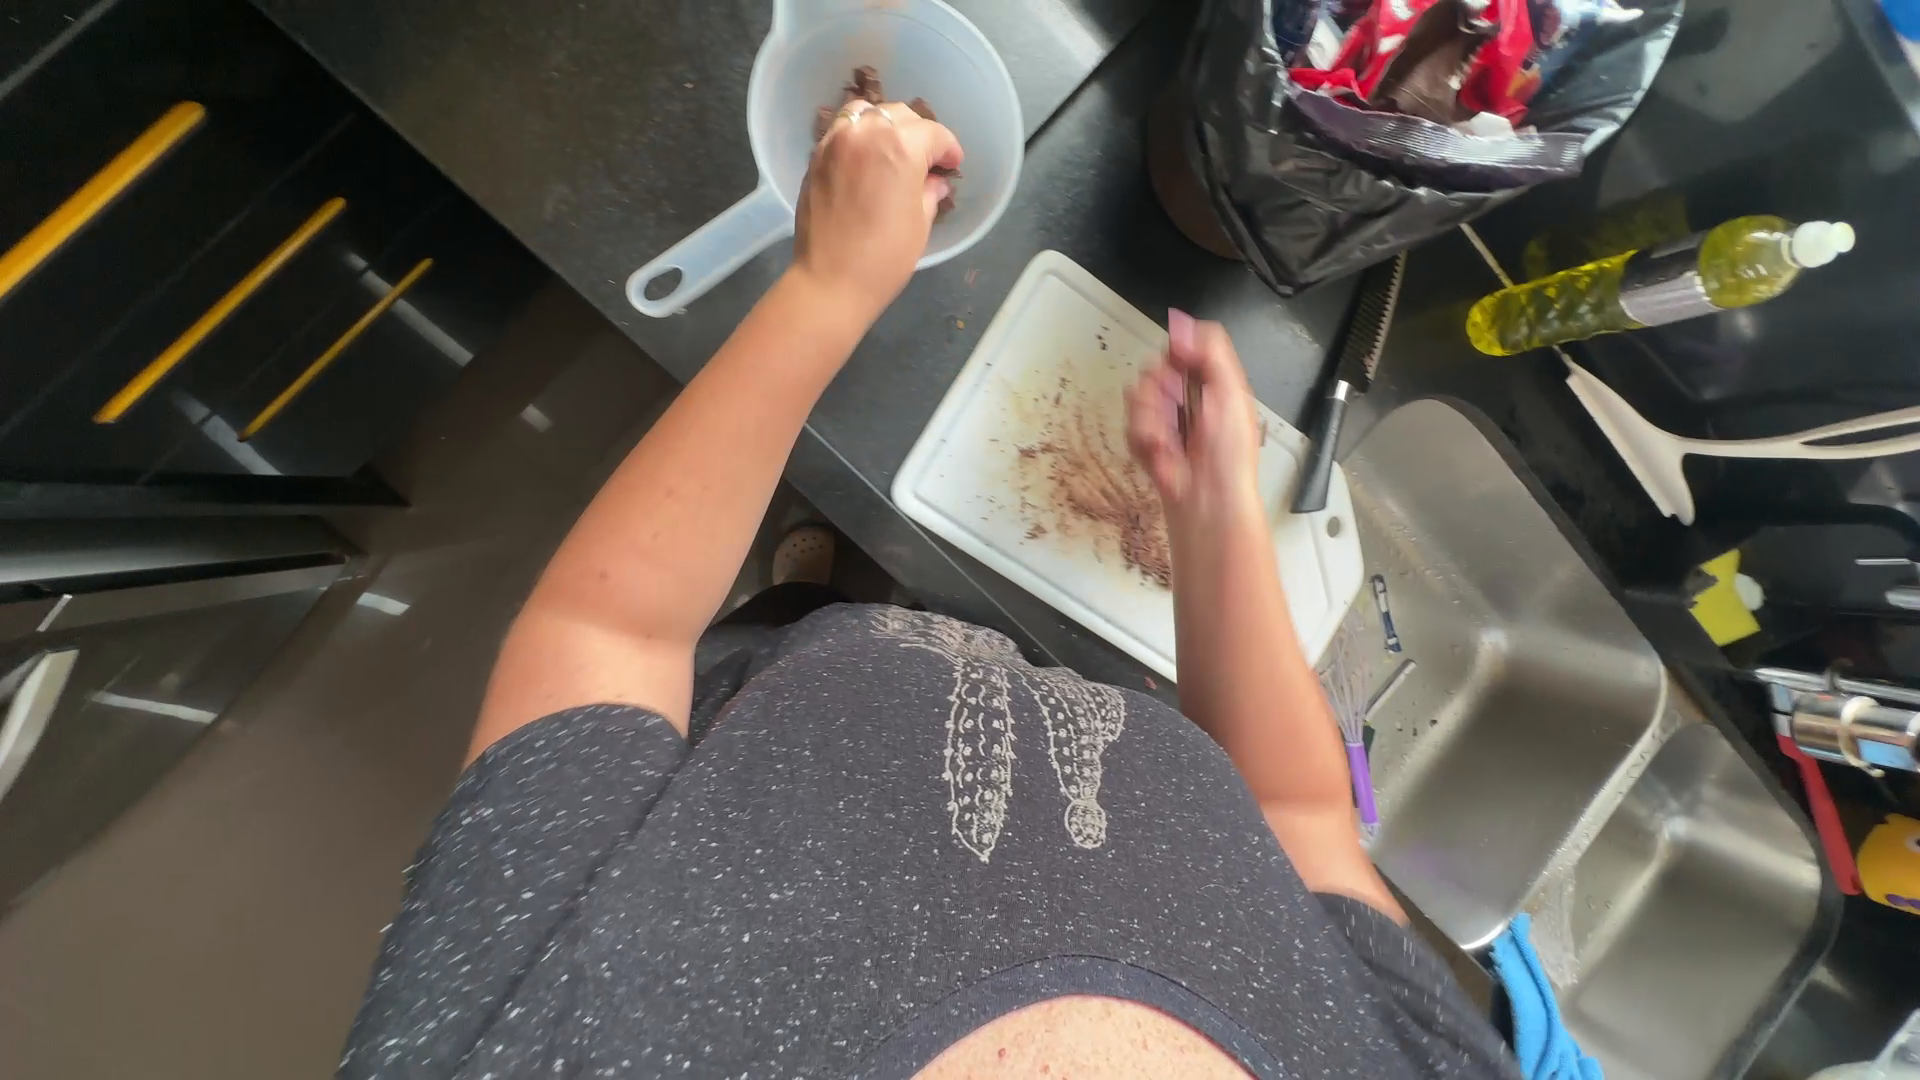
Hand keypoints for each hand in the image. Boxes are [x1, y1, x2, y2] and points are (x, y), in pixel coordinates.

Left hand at [792, 99, 962, 320]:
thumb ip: (929, 194)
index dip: (949, 149)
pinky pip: (842, 130)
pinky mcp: (817, 156)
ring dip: (886, 127)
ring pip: (867, 113)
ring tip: (893, 152)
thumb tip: (934, 181)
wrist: (830, 282)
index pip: (933, 134)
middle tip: (927, 161)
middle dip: (919, 135)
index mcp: (900, 148)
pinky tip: (866, 159)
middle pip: (900, 116)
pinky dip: (859, 136)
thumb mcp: (919, 226)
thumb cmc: (883, 260)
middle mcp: (867, 132)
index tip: (953, 165)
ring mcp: (837, 140)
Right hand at [1126, 309, 1263, 525]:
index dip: (1174, 357)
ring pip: (1136, 398)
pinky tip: (1161, 457)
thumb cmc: (1229, 458)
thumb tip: (1180, 322)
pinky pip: (1128, 429)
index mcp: (1212, 382)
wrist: (1207, 504)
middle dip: (1156, 394)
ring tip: (1167, 444)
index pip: (1181, 348)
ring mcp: (1165, 421)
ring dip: (1148, 423)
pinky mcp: (1146, 444)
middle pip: (1152, 371)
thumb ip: (1210, 352)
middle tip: (1172, 414)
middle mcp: (1187, 398)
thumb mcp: (1232, 394)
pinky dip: (1142, 444)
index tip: (1178, 373)